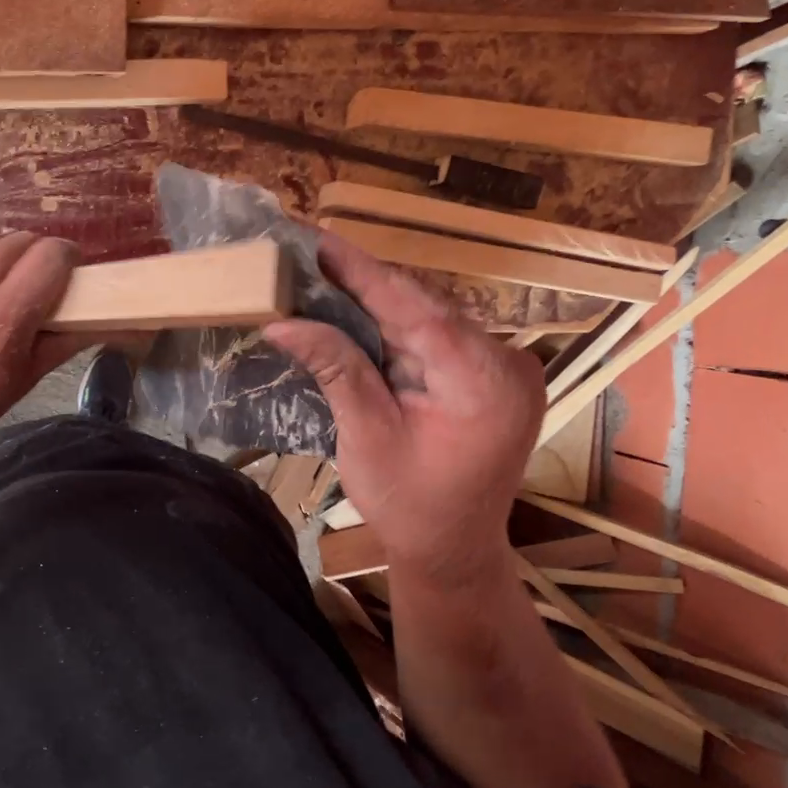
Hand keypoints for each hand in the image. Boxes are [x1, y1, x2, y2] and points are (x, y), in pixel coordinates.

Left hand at [0, 233, 97, 470]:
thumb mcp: (26, 377)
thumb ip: (67, 340)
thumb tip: (103, 319)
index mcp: (5, 312)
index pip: (52, 254)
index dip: (68, 259)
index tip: (69, 274)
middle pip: (22, 241)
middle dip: (37, 258)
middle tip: (36, 286)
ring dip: (1, 262)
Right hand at [263, 232, 543, 584]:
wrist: (452, 548)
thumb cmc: (408, 503)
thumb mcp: (366, 435)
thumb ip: (335, 368)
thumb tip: (282, 321)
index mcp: (484, 382)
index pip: (416, 308)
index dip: (363, 270)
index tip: (319, 238)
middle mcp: (506, 363)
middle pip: (423, 307)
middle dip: (363, 281)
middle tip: (307, 251)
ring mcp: (504, 367)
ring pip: (428, 316)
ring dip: (375, 299)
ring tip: (321, 270)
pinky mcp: (490, 373)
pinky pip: (436, 335)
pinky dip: (393, 323)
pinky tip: (355, 306)